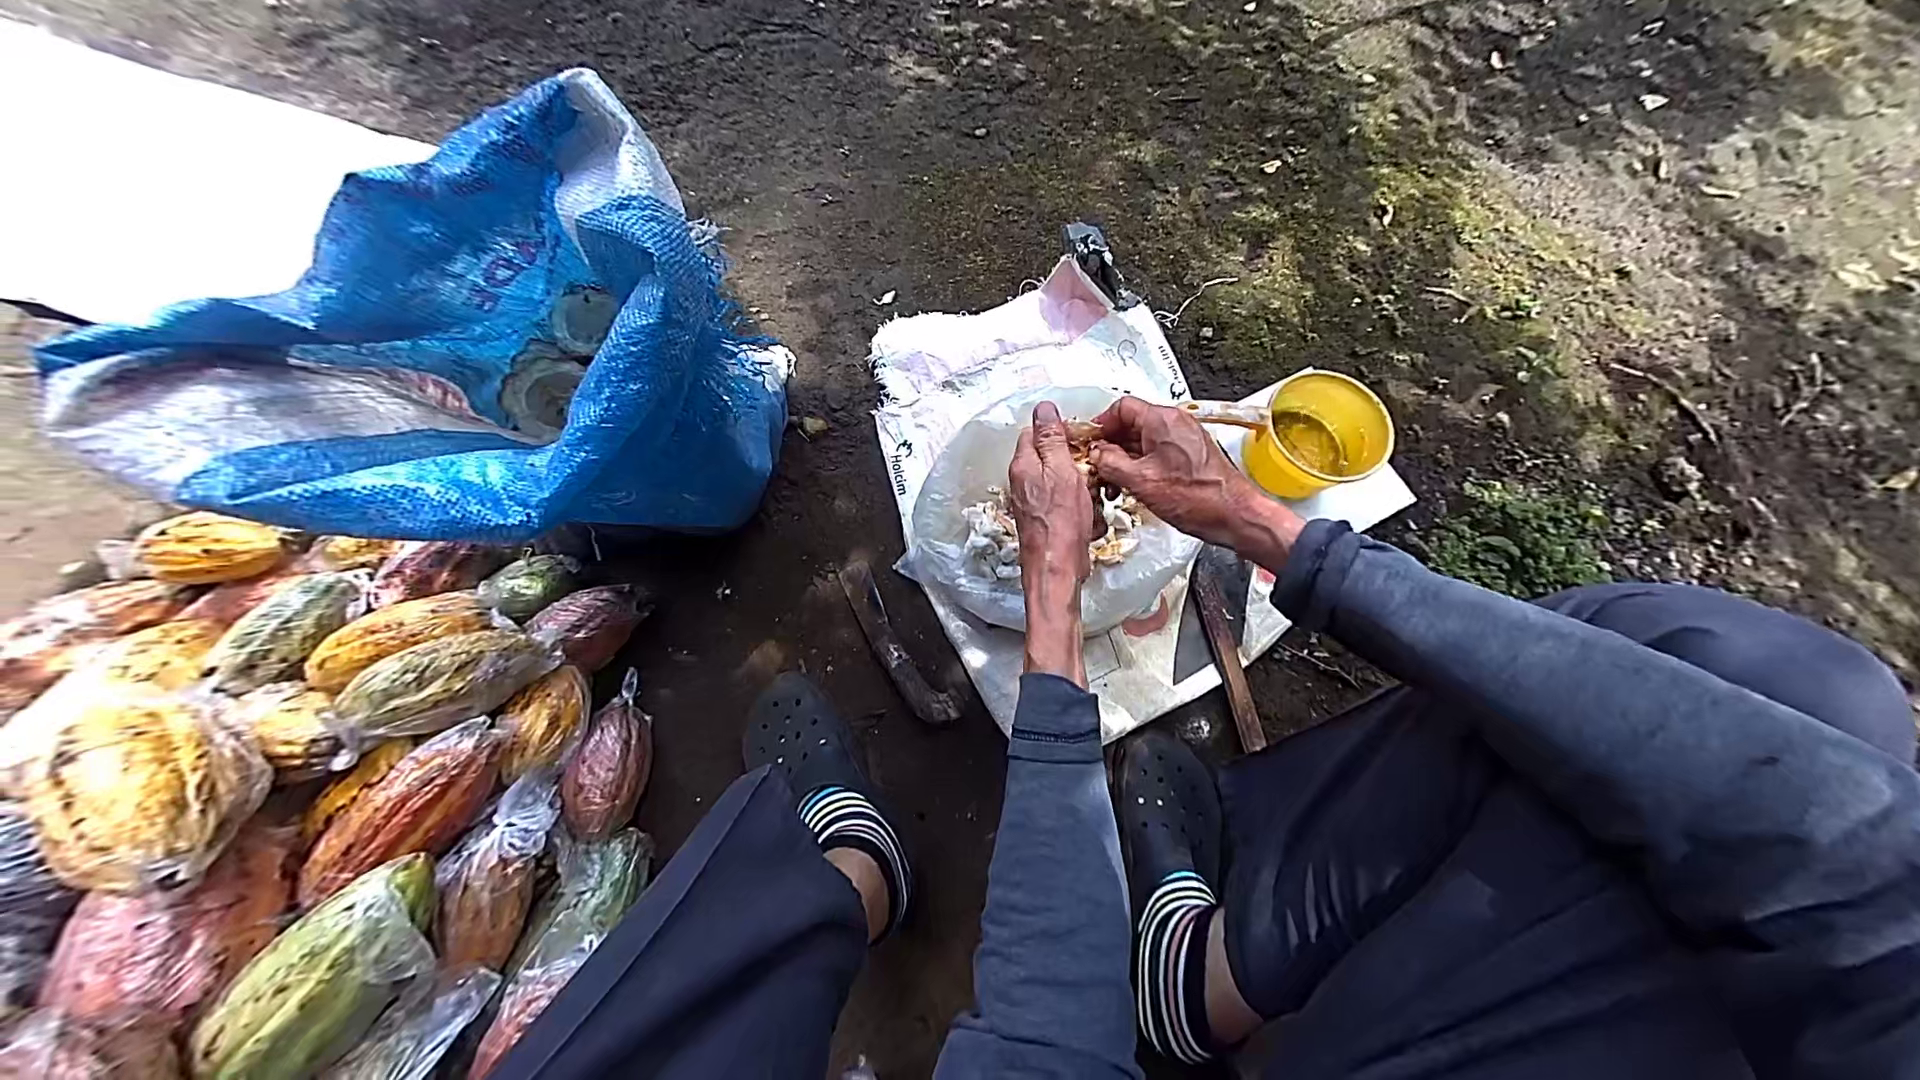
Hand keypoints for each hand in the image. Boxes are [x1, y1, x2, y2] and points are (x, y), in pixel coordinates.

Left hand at [1007, 401, 1094, 683]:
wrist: (1056, 570)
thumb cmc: (1061, 525)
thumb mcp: (1063, 472)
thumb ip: (1052, 439)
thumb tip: (1044, 408)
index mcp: (1023, 466)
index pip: (1035, 432)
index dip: (1060, 432)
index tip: (1081, 440)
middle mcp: (1020, 483)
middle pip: (1047, 457)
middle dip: (1072, 462)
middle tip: (1088, 473)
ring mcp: (1029, 502)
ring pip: (1058, 481)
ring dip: (1078, 486)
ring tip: (1088, 500)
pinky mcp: (1042, 520)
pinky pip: (1063, 503)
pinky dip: (1077, 507)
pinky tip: (1085, 517)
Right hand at [1089, 396, 1305, 572]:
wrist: (1234, 515)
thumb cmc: (1199, 498)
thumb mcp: (1140, 481)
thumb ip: (1110, 462)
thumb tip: (1096, 454)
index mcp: (1163, 421)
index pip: (1121, 407)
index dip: (1101, 424)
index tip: (1090, 441)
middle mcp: (1176, 424)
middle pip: (1131, 423)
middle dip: (1111, 444)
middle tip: (1098, 464)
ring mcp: (1185, 439)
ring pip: (1143, 439)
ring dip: (1124, 458)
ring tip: (1114, 480)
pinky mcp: (1190, 455)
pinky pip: (1157, 452)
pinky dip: (1141, 465)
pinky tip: (1134, 485)